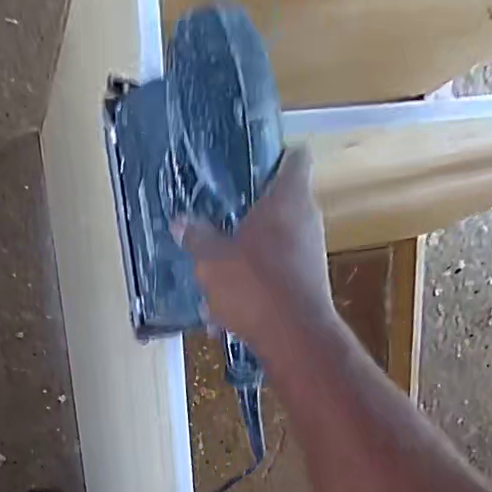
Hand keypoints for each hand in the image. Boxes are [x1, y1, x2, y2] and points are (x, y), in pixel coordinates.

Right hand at [177, 147, 338, 352]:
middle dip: (248, 214)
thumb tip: (180, 221)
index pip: (293, 158)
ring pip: (275, 240)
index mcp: (286, 199)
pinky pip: (276, 270)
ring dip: (247, 253)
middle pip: (279, 203)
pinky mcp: (307, 278)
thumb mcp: (210, 261)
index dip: (272, 158)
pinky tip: (228, 304)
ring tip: (214, 272)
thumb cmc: (252, 285)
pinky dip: (254, 280)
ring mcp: (310, 249)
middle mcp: (306, 217)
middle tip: (216, 224)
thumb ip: (196, 238)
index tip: (246, 170)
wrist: (292, 334)